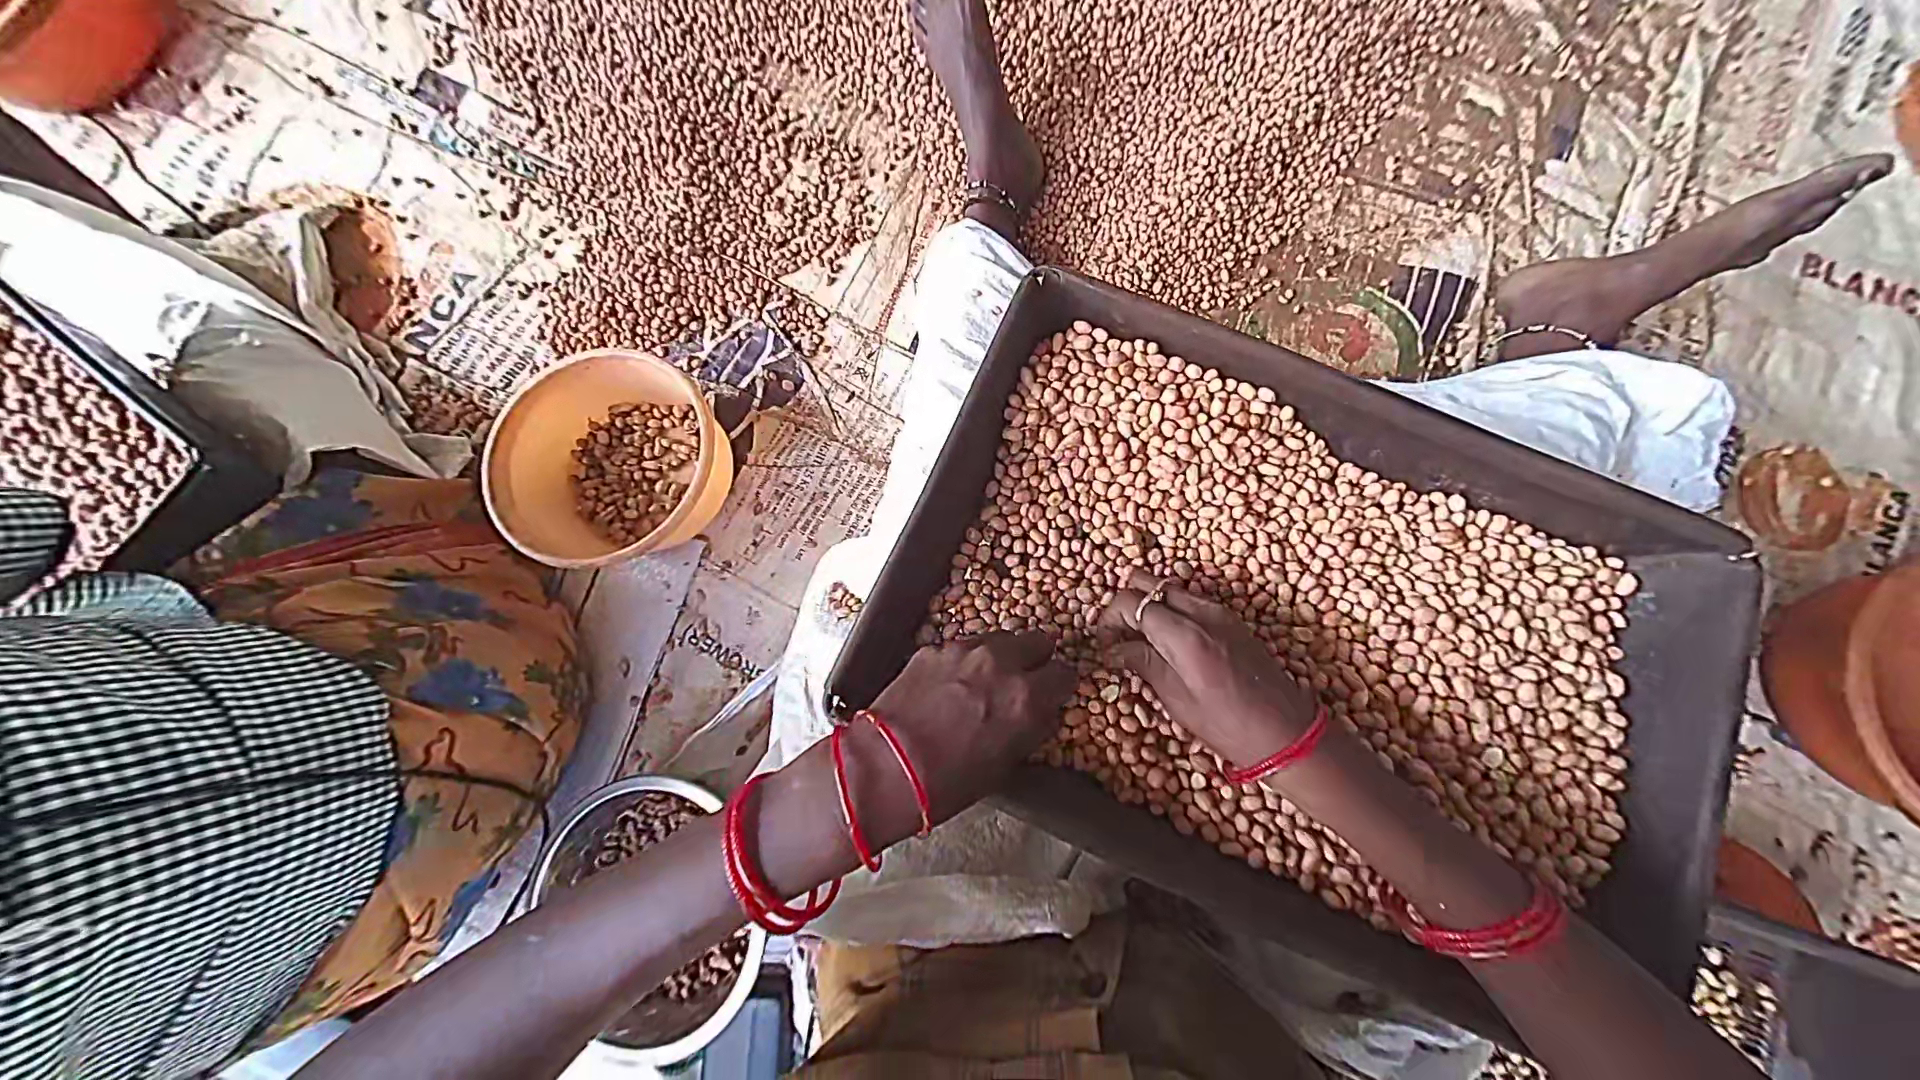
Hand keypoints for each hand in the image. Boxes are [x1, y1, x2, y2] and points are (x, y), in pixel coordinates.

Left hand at [857, 630, 1073, 839]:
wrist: (885, 767)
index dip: (1059, 685)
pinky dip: (965, 661)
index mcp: (1027, 698)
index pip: (1064, 674)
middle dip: (1035, 658)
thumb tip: (1040, 712)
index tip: (1053, 692)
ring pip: (1000, 639)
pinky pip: (963, 647)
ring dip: (1001, 655)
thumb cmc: (946, 781)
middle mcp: (1001, 664)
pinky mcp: (934, 648)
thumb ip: (1030, 727)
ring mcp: (965, 651)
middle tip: (1026, 678)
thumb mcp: (1006, 763)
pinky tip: (952, 684)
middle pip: (1036, 641)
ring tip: (987, 680)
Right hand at [1096, 568, 1317, 768]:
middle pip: (1145, 582)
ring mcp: (1219, 612)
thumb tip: (1114, 649)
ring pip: (1167, 588)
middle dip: (1125, 605)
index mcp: (1184, 634)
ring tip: (1141, 641)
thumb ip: (1142, 662)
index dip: (1108, 619)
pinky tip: (1168, 642)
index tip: (1105, 644)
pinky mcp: (1230, 619)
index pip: (1129, 602)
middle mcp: (1201, 612)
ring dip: (1147, 606)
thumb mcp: (1176, 699)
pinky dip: (1169, 611)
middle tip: (1119, 637)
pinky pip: (1189, 599)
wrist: (1287, 733)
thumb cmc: (1228, 725)